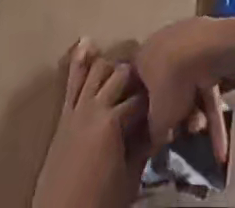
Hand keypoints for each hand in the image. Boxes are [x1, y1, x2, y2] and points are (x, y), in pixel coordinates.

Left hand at [32, 40, 150, 207]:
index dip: (156, 98)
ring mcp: (77, 106)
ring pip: (96, 69)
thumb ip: (143, 149)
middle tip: (151, 76)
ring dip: (112, 65)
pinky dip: (80, 59)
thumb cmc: (100, 200)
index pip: (141, 100)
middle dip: (137, 75)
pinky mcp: (64, 111)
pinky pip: (72, 78)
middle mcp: (94, 106)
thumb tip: (162, 130)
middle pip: (121, 76)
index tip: (170, 95)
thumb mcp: (129, 178)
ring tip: (127, 63)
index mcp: (113, 122)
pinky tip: (87, 43)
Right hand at [133, 17, 230, 163]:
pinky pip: (207, 88)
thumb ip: (154, 131)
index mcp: (140, 59)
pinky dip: (213, 114)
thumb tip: (153, 142)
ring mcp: (185, 49)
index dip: (142, 110)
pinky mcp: (208, 55)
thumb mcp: (159, 116)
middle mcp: (160, 49)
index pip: (136, 87)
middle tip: (181, 134)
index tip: (150, 130)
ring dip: (195, 115)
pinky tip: (222, 147)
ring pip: (188, 89)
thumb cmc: (172, 81)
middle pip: (166, 89)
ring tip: (201, 132)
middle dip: (176, 116)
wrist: (205, 49)